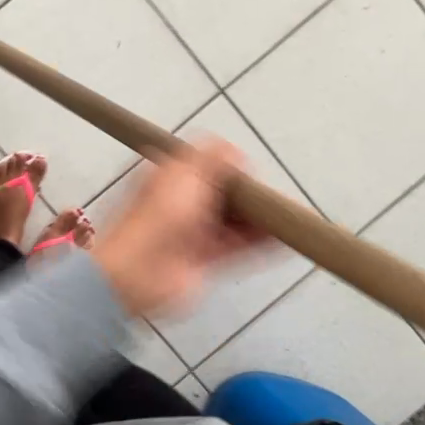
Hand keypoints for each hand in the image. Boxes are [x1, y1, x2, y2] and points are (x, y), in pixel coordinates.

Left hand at [90, 138, 269, 316]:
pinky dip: (260, 242)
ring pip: (233, 220)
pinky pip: (238, 246)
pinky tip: (283, 238)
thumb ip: (213, 159)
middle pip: (222, 193)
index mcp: (168, 177)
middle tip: (273, 197)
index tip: (249, 170)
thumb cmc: (158, 218)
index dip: (228, 165)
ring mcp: (192, 232)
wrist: (137, 272)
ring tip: (288, 217)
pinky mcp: (204, 259)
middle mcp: (180, 202)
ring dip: (259, 218)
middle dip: (248, 193)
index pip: (204, 163)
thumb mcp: (184, 175)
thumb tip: (237, 152)